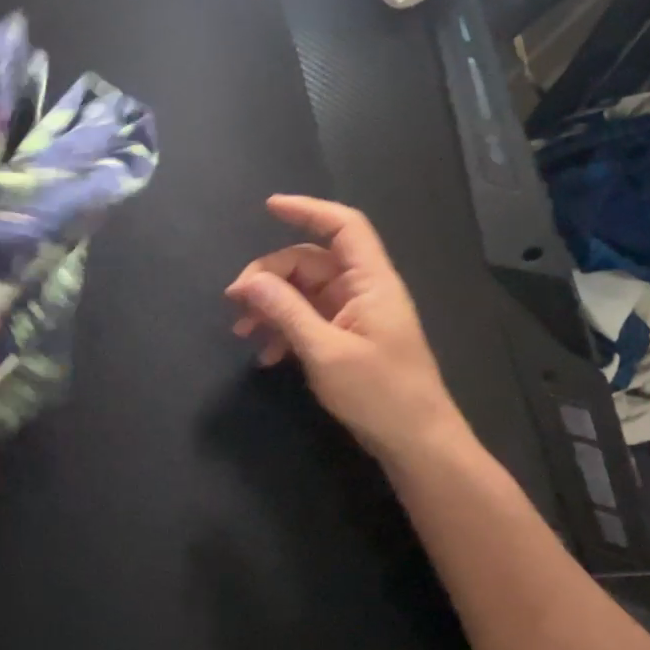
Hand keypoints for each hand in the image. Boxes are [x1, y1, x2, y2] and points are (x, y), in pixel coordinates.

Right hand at [226, 194, 469, 461]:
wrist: (415, 441)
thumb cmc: (378, 393)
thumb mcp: (324, 351)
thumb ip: (286, 311)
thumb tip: (248, 281)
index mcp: (370, 282)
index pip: (342, 227)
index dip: (308, 210)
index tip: (268, 207)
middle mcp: (363, 291)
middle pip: (310, 262)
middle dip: (269, 276)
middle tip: (235, 302)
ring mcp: (354, 316)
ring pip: (304, 293)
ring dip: (270, 307)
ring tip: (242, 332)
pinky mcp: (346, 340)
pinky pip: (307, 321)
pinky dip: (283, 331)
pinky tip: (265, 356)